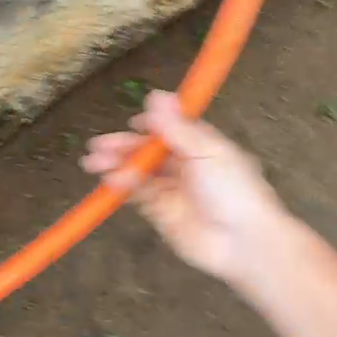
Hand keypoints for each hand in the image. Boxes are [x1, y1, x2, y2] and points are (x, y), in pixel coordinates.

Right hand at [81, 90, 290, 281]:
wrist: (243, 241)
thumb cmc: (233, 191)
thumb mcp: (206, 151)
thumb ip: (177, 127)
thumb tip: (156, 95)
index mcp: (202, 146)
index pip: (171, 128)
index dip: (151, 124)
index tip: (133, 122)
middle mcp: (187, 166)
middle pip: (150, 151)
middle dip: (124, 146)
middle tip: (98, 145)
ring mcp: (174, 190)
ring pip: (140, 172)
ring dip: (118, 164)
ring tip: (93, 161)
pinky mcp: (163, 214)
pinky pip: (139, 195)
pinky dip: (123, 186)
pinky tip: (109, 179)